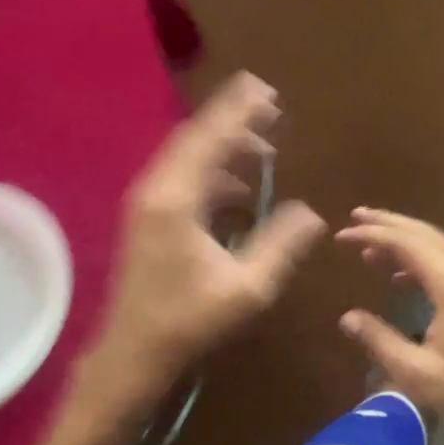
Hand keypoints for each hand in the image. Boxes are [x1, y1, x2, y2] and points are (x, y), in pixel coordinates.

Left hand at [90, 73, 325, 390]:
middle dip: (234, 118)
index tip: (267, 90)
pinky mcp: (149, 215)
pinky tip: (240, 186)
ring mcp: (148, 201)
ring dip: (225, 143)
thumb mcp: (245, 288)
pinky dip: (214, 167)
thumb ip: (280, 245)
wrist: (131, 354)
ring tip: (264, 145)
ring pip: (189, 153)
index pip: (210, 138)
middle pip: (196, 136)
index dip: (239, 111)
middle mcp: (157, 188)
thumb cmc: (187, 320)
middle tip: (272, 107)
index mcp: (176, 198)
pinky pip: (184, 173)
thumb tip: (312, 213)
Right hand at [336, 208, 443, 444]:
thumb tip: (347, 318)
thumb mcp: (417, 372)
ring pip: (436, 243)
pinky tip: (400, 276)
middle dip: (387, 223)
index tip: (343, 235)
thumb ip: (380, 340)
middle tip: (355, 216)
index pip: (405, 242)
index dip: (372, 235)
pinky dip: (419, 257)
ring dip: (403, 239)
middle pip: (422, 232)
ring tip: (369, 246)